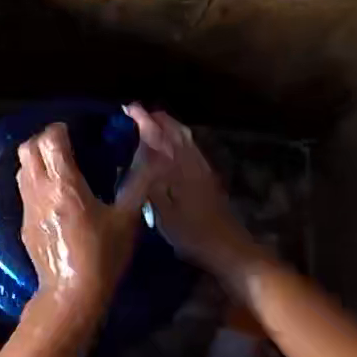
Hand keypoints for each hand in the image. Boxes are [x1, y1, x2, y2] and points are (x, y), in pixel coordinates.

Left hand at [16, 122, 154, 313]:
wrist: (71, 294)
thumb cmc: (103, 256)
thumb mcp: (127, 219)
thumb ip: (138, 182)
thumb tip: (156, 156)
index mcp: (64, 185)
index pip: (50, 140)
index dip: (60, 129)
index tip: (77, 131)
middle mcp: (40, 191)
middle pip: (27, 148)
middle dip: (44, 140)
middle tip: (66, 145)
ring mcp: (28, 208)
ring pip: (22, 169)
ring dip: (37, 160)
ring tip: (61, 167)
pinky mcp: (25, 225)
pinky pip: (25, 191)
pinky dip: (37, 183)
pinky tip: (57, 197)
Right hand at [122, 104, 265, 280]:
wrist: (228, 248)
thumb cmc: (191, 235)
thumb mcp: (163, 212)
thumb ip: (152, 181)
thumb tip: (138, 156)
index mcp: (178, 169)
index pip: (158, 136)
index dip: (143, 120)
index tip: (128, 108)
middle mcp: (192, 163)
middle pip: (175, 131)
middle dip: (157, 118)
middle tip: (138, 113)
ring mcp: (203, 170)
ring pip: (186, 138)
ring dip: (170, 126)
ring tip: (154, 122)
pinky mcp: (209, 179)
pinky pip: (192, 148)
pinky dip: (180, 139)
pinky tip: (174, 146)